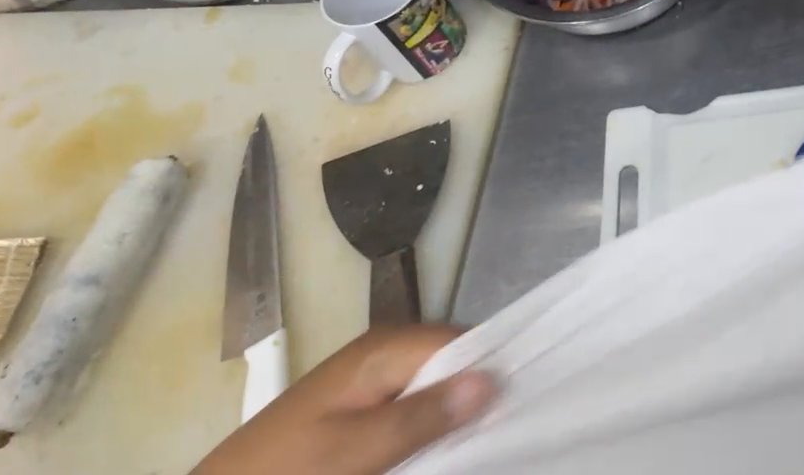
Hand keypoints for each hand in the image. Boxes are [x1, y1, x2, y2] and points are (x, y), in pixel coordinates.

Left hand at [192, 326, 495, 474]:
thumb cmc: (283, 473)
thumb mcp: (351, 454)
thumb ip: (419, 417)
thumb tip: (493, 379)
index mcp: (386, 347)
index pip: (466, 342)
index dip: (494, 371)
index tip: (520, 408)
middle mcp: (387, 351)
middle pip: (456, 362)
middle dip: (477, 395)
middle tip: (500, 433)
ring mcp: (375, 378)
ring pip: (440, 385)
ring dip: (457, 415)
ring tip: (478, 443)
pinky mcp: (366, 406)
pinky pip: (418, 404)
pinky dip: (433, 427)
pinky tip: (442, 450)